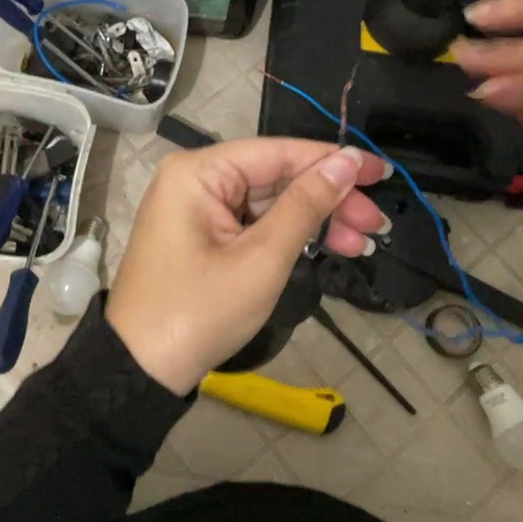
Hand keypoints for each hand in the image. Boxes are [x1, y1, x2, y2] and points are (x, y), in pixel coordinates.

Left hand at [106, 139, 389, 394]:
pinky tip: (328, 246)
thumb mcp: (261, 259)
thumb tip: (347, 161)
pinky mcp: (202, 235)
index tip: (382, 172)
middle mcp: (195, 179)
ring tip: (362, 243)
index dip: (332, 160)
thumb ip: (306, 206)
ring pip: (269, 201)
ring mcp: (197, 208)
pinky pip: (254, 223)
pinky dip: (290, 235)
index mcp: (198, 172)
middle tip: (376, 225)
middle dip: (329, 198)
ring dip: (315, 219)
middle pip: (275, 176)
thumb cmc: (199, 312)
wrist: (140, 369)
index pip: (277, 152)